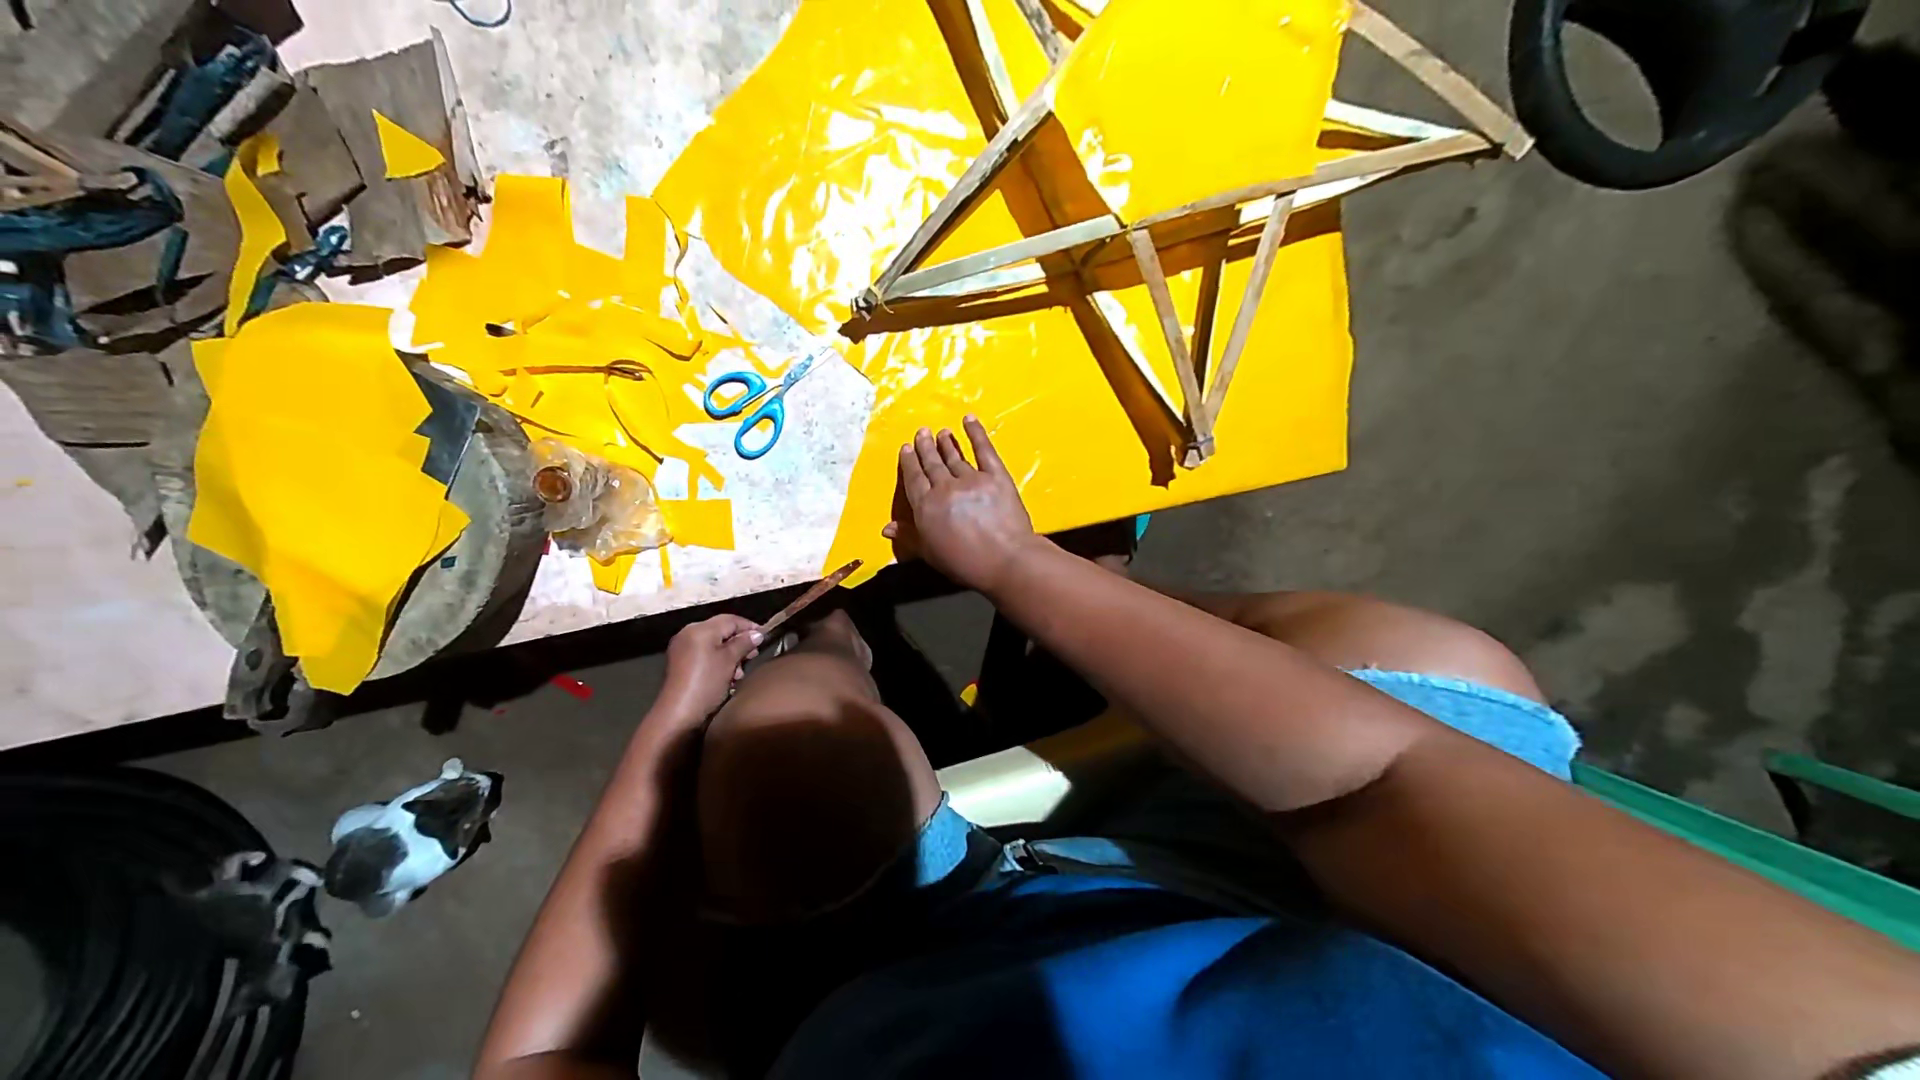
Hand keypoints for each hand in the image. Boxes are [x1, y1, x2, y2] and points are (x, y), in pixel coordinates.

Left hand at [654, 615, 762, 722]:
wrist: (678, 714)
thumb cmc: (706, 683)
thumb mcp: (729, 661)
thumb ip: (744, 643)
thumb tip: (757, 634)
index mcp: (700, 629)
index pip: (730, 619)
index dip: (749, 626)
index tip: (765, 636)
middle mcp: (689, 633)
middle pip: (721, 630)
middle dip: (739, 642)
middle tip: (753, 655)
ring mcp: (683, 648)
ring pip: (714, 643)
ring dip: (730, 654)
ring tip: (739, 671)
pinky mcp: (681, 662)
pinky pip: (704, 653)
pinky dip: (718, 660)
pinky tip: (727, 675)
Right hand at [883, 416, 1040, 593]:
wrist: (1006, 560)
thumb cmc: (965, 563)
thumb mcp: (930, 553)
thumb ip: (910, 536)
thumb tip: (886, 527)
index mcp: (926, 506)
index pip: (914, 479)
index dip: (909, 463)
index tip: (906, 448)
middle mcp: (945, 487)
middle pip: (932, 463)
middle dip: (925, 447)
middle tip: (922, 432)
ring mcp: (971, 479)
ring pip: (955, 456)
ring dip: (947, 443)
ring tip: (942, 432)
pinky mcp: (996, 476)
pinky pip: (984, 450)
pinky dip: (976, 434)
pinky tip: (968, 420)